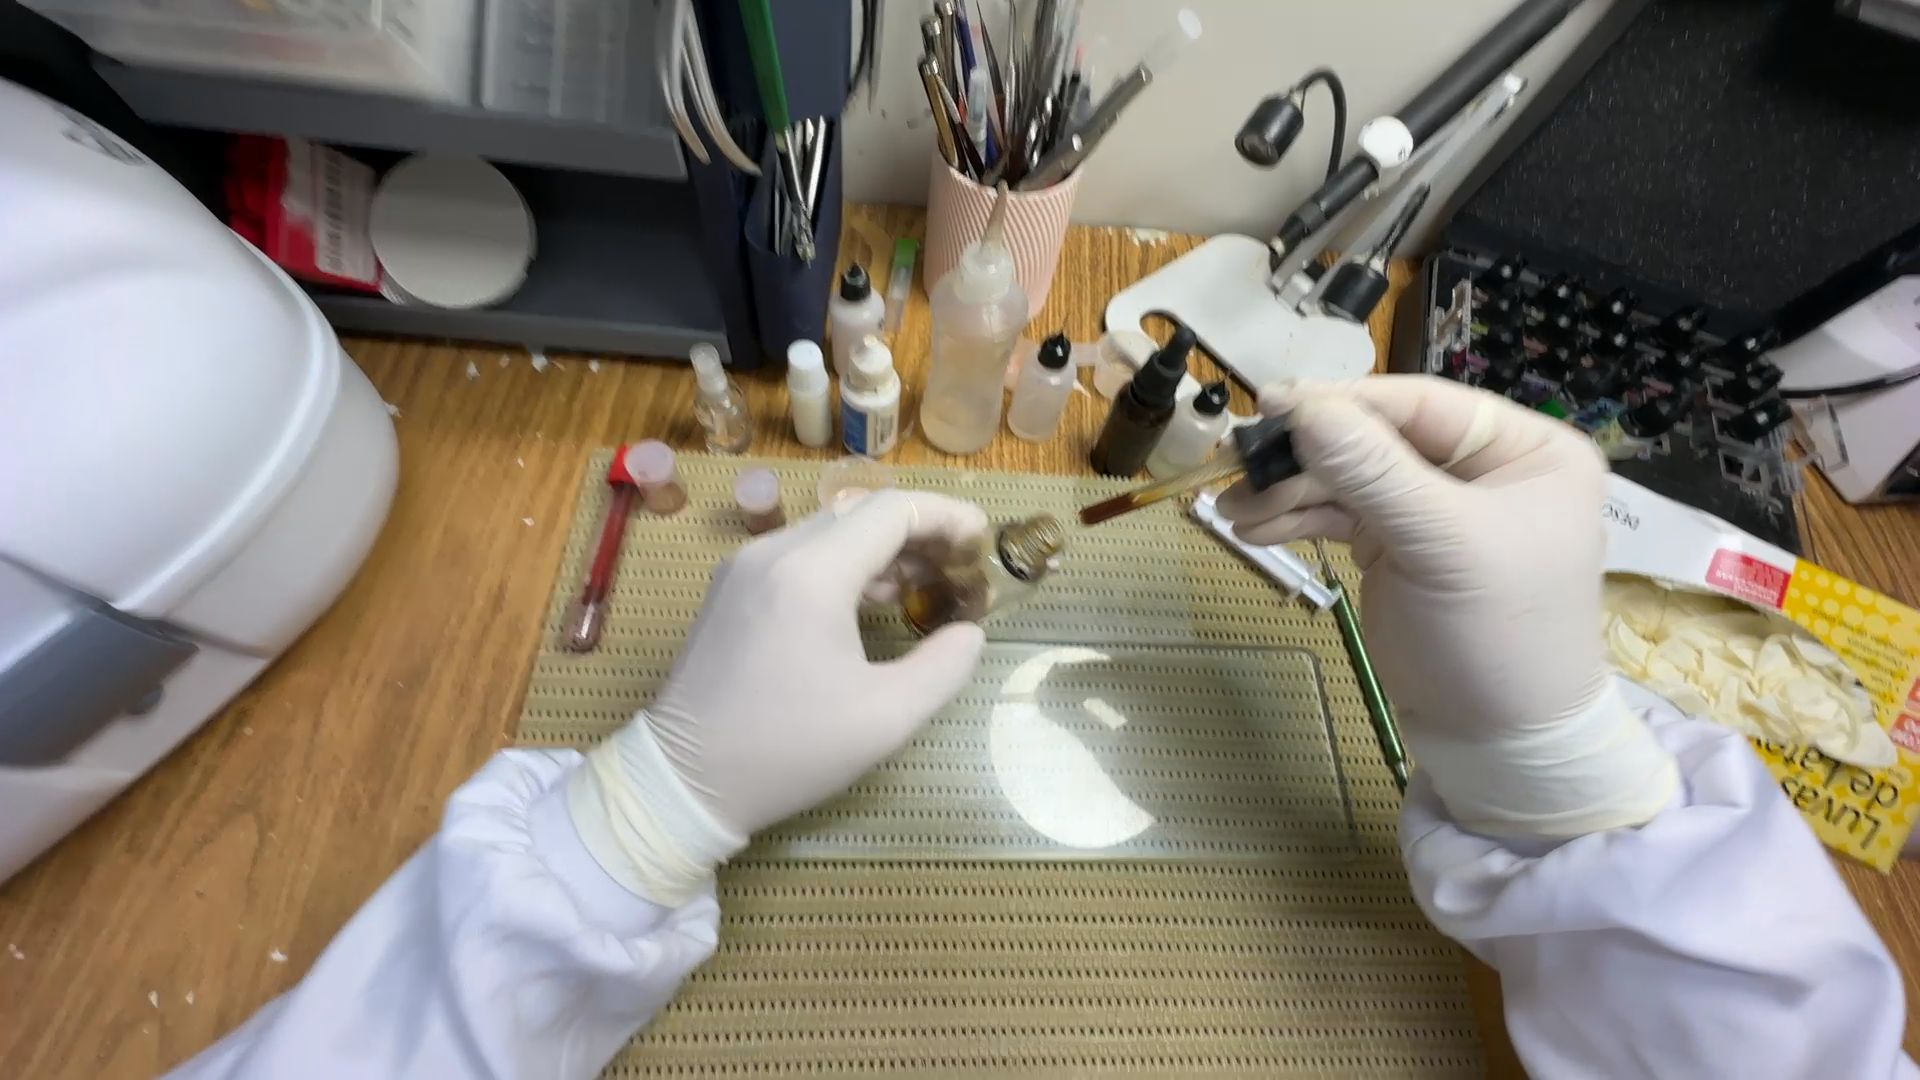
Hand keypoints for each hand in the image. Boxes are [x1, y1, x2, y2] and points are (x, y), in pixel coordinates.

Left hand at [568, 491, 988, 903]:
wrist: (684, 781)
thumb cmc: (787, 750)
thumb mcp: (885, 718)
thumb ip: (943, 667)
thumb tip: (970, 632)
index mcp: (812, 575)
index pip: (892, 511)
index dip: (946, 516)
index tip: (982, 539)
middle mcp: (774, 552)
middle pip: (861, 512)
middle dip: (918, 531)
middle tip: (959, 566)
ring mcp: (746, 565)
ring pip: (830, 529)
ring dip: (882, 547)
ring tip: (922, 585)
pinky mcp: (733, 585)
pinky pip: (802, 552)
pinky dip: (845, 562)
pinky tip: (869, 600)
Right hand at [1216, 375, 1676, 837]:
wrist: (1492, 737)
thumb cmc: (1494, 635)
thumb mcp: (1442, 545)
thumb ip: (1373, 473)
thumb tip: (1302, 409)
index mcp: (1518, 449)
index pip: (1415, 404)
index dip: (1340, 402)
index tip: (1267, 404)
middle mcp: (1472, 468)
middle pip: (1368, 441)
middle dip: (1301, 458)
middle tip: (1236, 467)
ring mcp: (1426, 506)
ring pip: (1342, 479)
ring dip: (1285, 493)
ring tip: (1233, 512)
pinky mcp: (1390, 542)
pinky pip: (1333, 514)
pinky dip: (1293, 520)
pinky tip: (1254, 532)